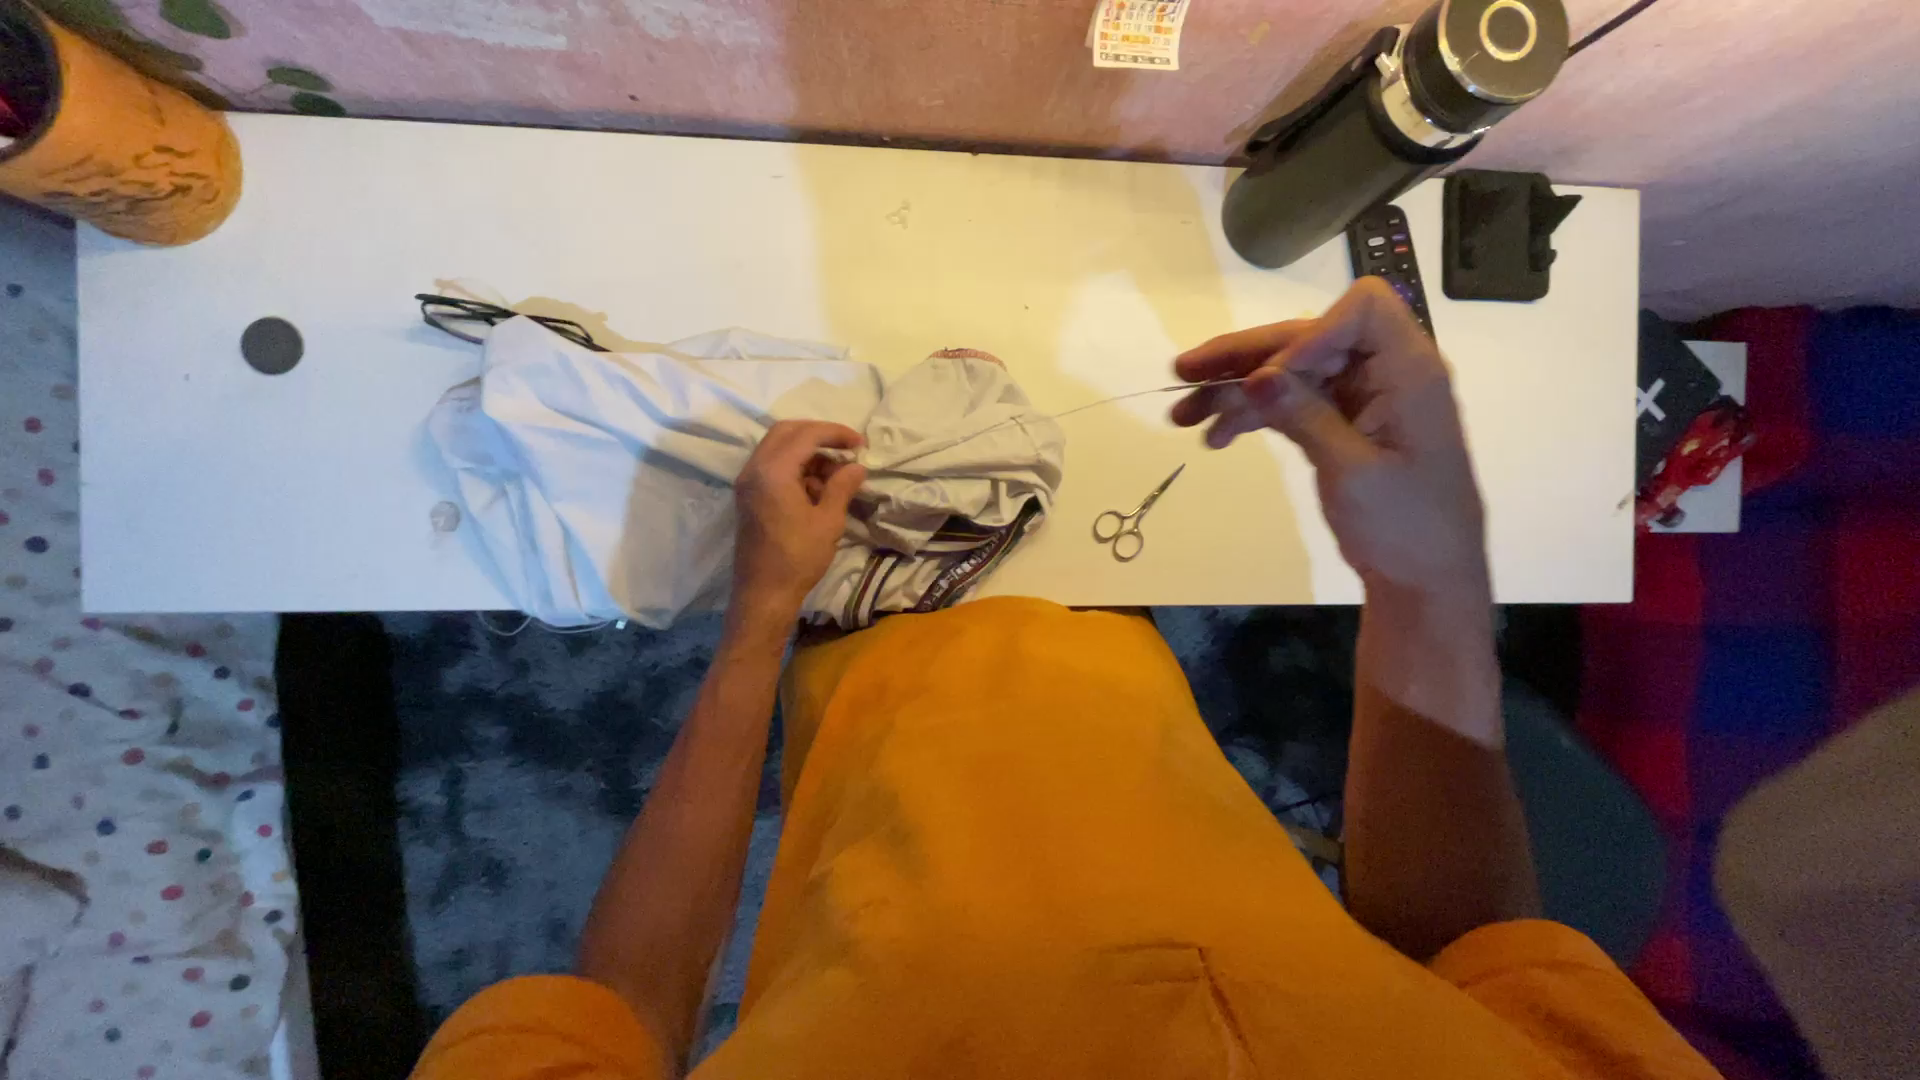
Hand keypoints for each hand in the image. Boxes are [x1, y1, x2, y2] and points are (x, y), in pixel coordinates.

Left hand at [732, 420, 867, 623]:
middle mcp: (754, 469)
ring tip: (836, 473)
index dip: (836, 433)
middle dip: (819, 435)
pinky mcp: (748, 495)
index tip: (861, 444)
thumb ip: (841, 486)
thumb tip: (856, 466)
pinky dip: (795, 466)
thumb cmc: (798, 559)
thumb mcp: (828, 521)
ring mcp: (748, 482)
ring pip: (778, 447)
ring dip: (808, 451)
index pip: (806, 434)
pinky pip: (772, 466)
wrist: (763, 594)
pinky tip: (817, 487)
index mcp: (773, 471)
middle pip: (786, 432)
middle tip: (846, 448)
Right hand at [1170, 277, 1487, 600]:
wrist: (1424, 576)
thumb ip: (1305, 417)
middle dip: (1245, 356)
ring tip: (1183, 417)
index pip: (1361, 311)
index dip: (1309, 335)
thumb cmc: (1405, 525)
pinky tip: (1216, 436)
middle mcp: (1383, 373)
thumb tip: (1256, 376)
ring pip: (1288, 372)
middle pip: (1307, 339)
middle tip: (1184, 374)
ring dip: (1235, 389)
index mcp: (1407, 372)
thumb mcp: (1353, 472)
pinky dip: (1252, 415)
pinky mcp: (1340, 423)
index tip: (1268, 379)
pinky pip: (1290, 403)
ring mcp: (1359, 398)